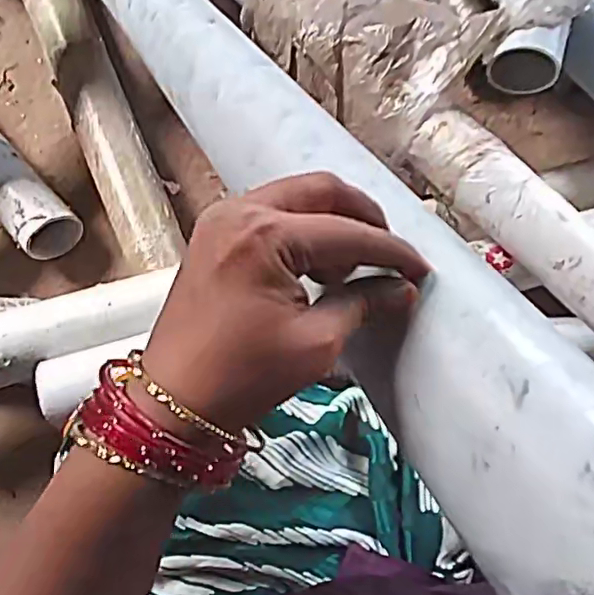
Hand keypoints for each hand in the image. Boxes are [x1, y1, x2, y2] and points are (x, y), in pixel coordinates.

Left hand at [139, 173, 428, 432]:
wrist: (175, 403)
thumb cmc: (240, 378)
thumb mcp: (317, 343)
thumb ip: (364, 304)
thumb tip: (401, 289)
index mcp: (264, 236)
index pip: (348, 233)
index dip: (392, 252)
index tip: (418, 268)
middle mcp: (239, 213)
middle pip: (323, 191)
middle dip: (365, 218)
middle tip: (391, 254)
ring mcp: (222, 220)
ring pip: (297, 198)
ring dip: (334, 222)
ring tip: (354, 268)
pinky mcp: (215, 235)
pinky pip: (273, 214)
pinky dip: (304, 231)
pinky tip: (318, 267)